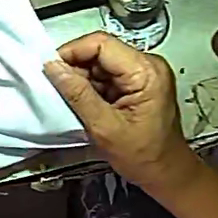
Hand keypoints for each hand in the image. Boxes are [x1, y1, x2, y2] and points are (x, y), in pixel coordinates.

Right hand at [43, 32, 207, 198]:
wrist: (166, 173)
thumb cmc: (144, 156)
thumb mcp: (104, 127)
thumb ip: (78, 94)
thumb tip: (53, 68)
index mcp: (146, 72)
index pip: (101, 44)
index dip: (72, 52)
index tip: (51, 69)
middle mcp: (148, 65)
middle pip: (99, 51)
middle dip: (75, 68)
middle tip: (59, 90)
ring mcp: (143, 73)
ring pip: (99, 62)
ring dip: (82, 80)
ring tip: (75, 103)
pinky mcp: (136, 82)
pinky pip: (105, 74)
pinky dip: (90, 87)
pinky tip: (87, 105)